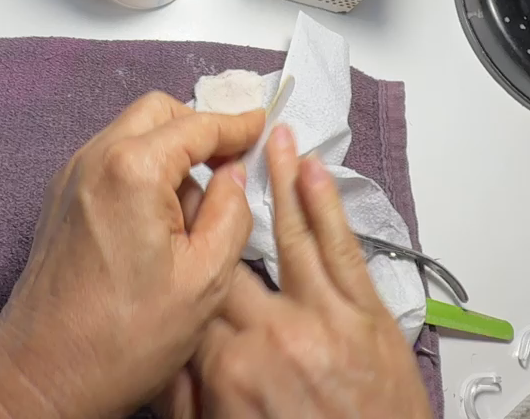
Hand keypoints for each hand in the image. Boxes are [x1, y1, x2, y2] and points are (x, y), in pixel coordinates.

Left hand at [0, 91, 265, 418]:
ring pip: (132, 129)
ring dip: (169, 146)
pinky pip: (111, 155)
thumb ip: (230, 213)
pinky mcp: (61, 193)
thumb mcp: (204, 280)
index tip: (260, 121)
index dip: (235, 124)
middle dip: (198, 126)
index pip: (196, 126)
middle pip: (158, 111)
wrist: (41, 374)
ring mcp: (73, 172)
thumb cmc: (124, 335)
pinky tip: (159, 212)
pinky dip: (142, 163)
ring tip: (194, 202)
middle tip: (229, 159)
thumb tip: (232, 175)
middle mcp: (97, 156)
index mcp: (134, 168)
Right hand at [187, 125, 432, 418]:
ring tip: (272, 137)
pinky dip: (328, 206)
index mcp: (232, 368)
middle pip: (234, 257)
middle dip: (219, 211)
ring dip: (280, 179)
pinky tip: (315, 170)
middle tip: (209, 163)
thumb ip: (186, 399)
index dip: (184, 256)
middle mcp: (275, 333)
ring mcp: (325, 318)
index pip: (196, 294)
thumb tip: (161, 352)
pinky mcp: (367, 316)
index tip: (176, 219)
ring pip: (292, 233)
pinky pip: (343, 250)